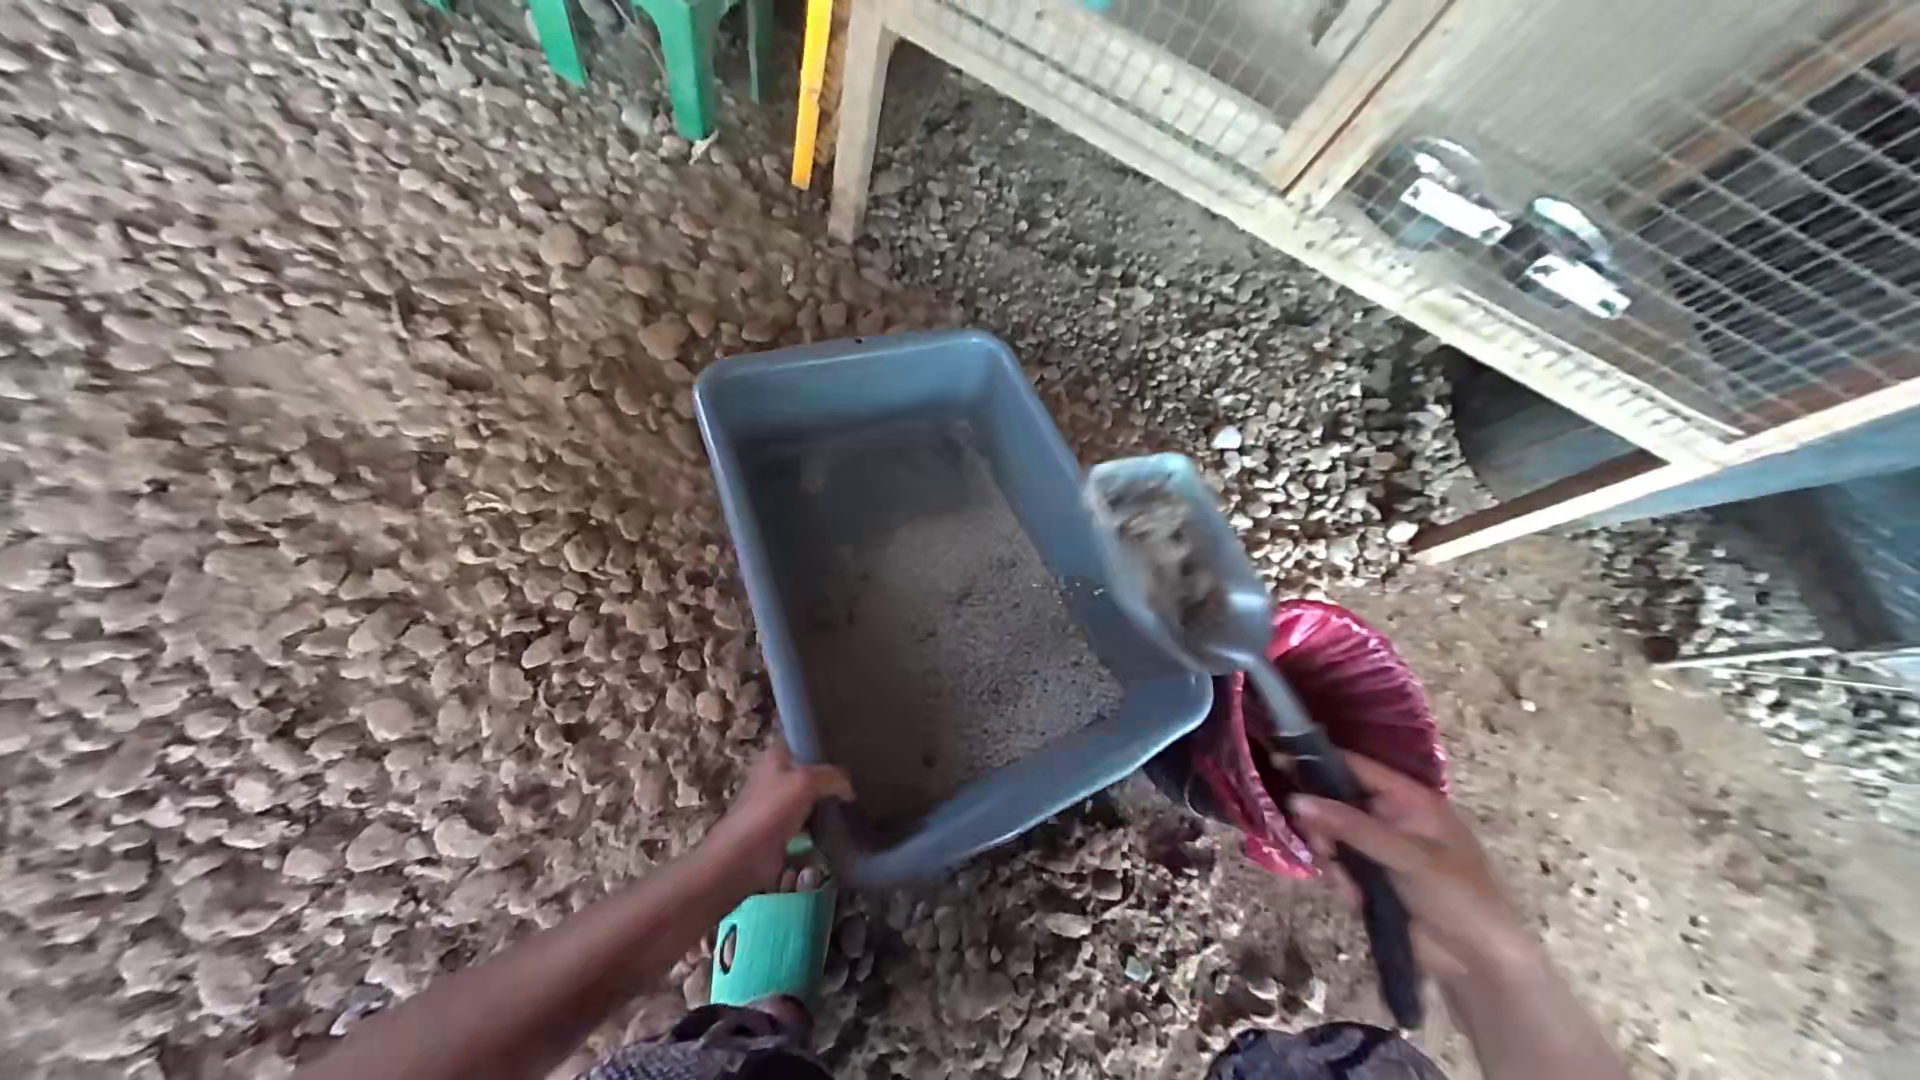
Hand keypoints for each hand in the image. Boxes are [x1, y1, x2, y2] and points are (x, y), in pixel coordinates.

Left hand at [700, 741, 852, 890]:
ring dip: (827, 803)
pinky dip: (820, 825)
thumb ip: (833, 777)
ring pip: (811, 797)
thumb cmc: (772, 809)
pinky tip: (838, 826)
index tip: (850, 752)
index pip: (805, 741)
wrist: (744, 856)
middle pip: (811, 770)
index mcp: (776, 755)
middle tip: (854, 782)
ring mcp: (778, 803)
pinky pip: (808, 821)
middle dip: (830, 778)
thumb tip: (850, 790)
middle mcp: (775, 774)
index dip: (826, 745)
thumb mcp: (807, 781)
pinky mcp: (781, 828)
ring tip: (851, 805)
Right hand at [1289, 753, 1541, 989]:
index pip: (1355, 767)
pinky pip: (1337, 862)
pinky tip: (1356, 895)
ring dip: (1331, 853)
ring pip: (1331, 833)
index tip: (1279, 759)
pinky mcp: (1370, 874)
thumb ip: (1351, 825)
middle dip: (1323, 821)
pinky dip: (1340, 877)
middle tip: (1319, 841)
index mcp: (1409, 799)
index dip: (1318, 761)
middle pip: (1336, 800)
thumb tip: (1295, 799)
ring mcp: (1379, 846)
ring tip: (1344, 877)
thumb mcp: (1407, 855)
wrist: (1482, 967)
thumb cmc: (1459, 896)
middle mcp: (1390, 816)